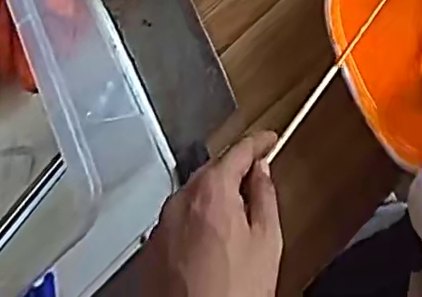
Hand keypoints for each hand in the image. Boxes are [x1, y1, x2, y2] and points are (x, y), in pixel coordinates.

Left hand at [144, 131, 281, 296]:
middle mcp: (181, 200)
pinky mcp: (151, 250)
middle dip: (236, 171)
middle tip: (257, 180)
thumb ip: (265, 195)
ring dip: (215, 197)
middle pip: (214, 169)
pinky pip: (179, 220)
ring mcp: (162, 225)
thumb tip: (262, 172)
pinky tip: (211, 245)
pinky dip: (196, 221)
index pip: (240, 149)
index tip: (270, 140)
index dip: (260, 142)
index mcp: (212, 190)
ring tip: (235, 222)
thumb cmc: (231, 295)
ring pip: (194, 195)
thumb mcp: (266, 241)